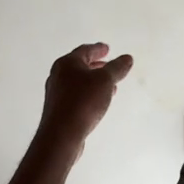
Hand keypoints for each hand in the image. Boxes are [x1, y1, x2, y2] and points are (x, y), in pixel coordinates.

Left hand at [38, 43, 133, 157]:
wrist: (61, 135)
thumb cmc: (83, 101)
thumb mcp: (105, 80)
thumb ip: (117, 68)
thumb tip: (127, 58)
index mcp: (66, 63)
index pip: (85, 50)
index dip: (98, 49)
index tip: (107, 48)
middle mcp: (58, 76)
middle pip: (79, 66)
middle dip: (96, 66)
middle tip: (108, 65)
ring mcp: (56, 94)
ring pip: (78, 83)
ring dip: (93, 82)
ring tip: (109, 86)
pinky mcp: (57, 111)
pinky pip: (76, 96)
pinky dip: (88, 94)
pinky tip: (98, 102)